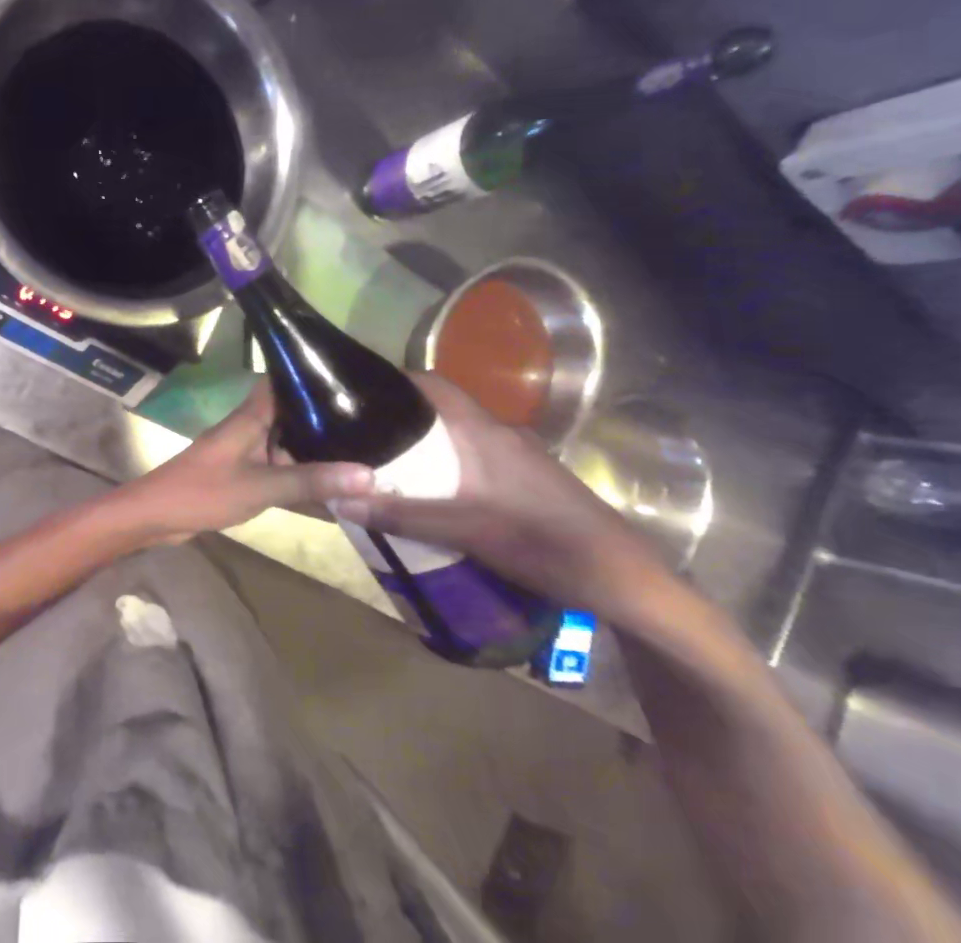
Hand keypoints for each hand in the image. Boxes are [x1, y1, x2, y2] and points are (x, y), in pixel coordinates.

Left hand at [113, 383, 373, 544]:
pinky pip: (277, 469)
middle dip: (326, 419)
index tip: (353, 378)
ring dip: (315, 450)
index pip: (284, 381)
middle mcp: (250, 428)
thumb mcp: (262, 487)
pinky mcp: (241, 475)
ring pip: (286, 444)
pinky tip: (329, 488)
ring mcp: (245, 452)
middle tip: (373, 422)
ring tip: (364, 451)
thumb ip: (312, 481)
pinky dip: (299, 475)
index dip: (313, 375)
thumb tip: (370, 474)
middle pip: (292, 414)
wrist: (154, 516)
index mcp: (251, 417)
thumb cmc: (204, 492)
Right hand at [332, 373, 677, 620]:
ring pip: (457, 440)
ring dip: (423, 449)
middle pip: (440, 413)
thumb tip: (341, 499)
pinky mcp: (525, 481)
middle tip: (360, 443)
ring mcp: (517, 458)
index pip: (433, 385)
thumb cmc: (542, 542)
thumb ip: (403, 515)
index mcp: (484, 433)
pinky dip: (444, 470)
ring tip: (384, 471)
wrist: (620, 578)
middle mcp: (500, 435)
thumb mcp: (464, 531)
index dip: (394, 383)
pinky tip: (428, 498)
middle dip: (400, 423)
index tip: (357, 397)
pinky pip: (472, 461)